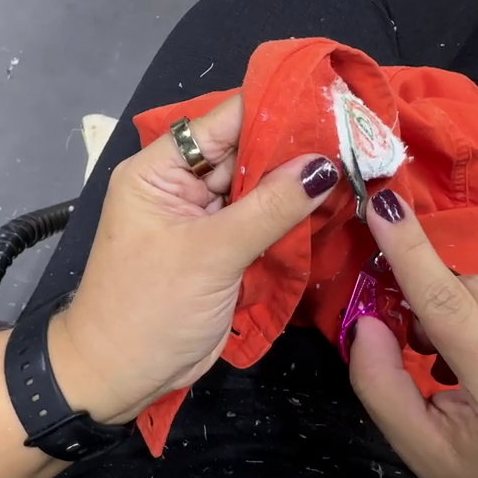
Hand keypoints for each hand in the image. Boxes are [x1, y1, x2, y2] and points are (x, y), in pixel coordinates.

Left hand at [49, 93, 337, 424]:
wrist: (121, 377)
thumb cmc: (151, 307)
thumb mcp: (210, 253)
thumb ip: (270, 207)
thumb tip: (325, 163)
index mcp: (159, 169)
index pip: (221, 122)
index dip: (273, 107)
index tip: (330, 99)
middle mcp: (180, 184)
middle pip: (243, 151)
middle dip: (294, 145)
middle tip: (357, 134)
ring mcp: (202, 217)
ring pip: (256, 185)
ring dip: (297, 180)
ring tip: (357, 161)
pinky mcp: (221, 247)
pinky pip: (260, 218)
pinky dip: (290, 213)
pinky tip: (333, 200)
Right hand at [347, 190, 477, 477]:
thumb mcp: (422, 454)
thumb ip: (379, 382)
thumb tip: (368, 319)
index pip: (448, 304)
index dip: (409, 250)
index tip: (382, 201)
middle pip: (474, 289)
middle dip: (440, 304)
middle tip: (427, 351)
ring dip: (474, 314)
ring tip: (476, 367)